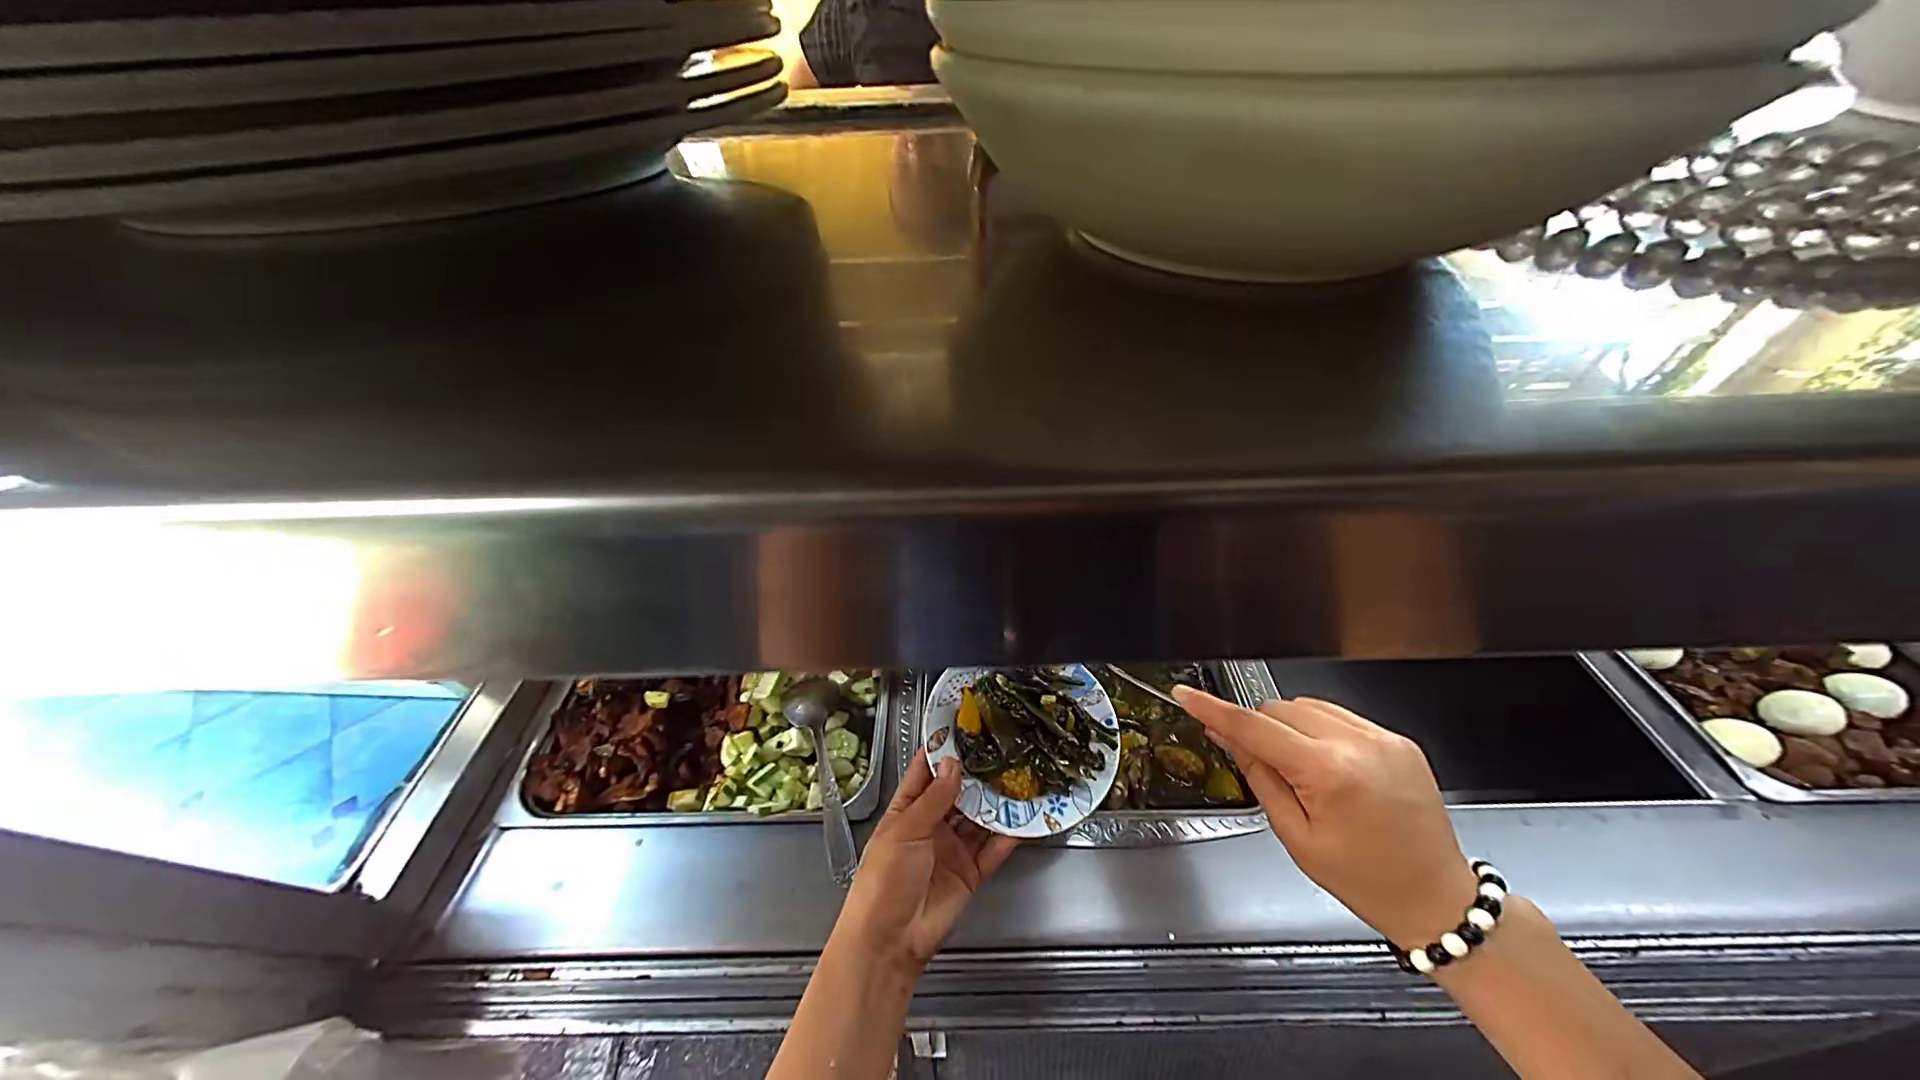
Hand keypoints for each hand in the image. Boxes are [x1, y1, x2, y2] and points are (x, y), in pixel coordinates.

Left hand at [834, 749, 1020, 973]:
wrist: (889, 942)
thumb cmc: (882, 882)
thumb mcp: (904, 831)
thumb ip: (933, 799)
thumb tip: (954, 765)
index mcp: (906, 811)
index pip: (926, 773)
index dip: (942, 751)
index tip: (962, 729)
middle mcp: (931, 826)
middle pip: (958, 794)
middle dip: (977, 776)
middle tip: (1001, 752)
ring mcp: (952, 849)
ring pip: (979, 819)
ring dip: (996, 803)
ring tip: (1018, 780)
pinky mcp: (970, 873)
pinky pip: (993, 850)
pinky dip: (1009, 836)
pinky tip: (1024, 820)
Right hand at [1173, 686, 1479, 950]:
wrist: (1436, 897)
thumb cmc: (1367, 879)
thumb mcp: (1295, 834)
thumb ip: (1257, 775)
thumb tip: (1226, 735)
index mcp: (1329, 774)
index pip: (1254, 726)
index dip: (1213, 709)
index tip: (1186, 694)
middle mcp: (1359, 746)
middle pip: (1278, 708)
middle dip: (1258, 729)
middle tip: (1259, 764)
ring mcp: (1382, 739)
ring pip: (1306, 705)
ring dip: (1288, 726)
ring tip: (1301, 771)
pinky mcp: (1397, 740)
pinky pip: (1338, 714)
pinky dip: (1318, 729)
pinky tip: (1326, 764)